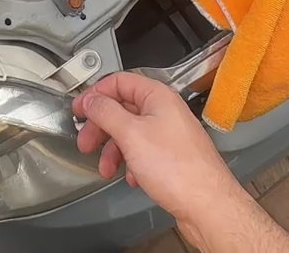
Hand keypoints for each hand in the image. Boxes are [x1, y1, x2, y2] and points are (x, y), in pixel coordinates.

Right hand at [75, 73, 288, 251]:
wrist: (209, 208)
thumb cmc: (177, 169)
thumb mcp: (130, 133)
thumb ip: (106, 112)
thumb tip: (91, 99)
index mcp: (157, 96)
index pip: (118, 82)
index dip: (95, 94)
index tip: (79, 110)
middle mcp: (165, 111)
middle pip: (122, 109)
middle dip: (101, 127)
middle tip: (86, 142)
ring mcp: (170, 134)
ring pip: (131, 133)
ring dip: (114, 150)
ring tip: (105, 168)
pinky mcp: (173, 157)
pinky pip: (143, 152)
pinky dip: (131, 162)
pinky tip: (130, 177)